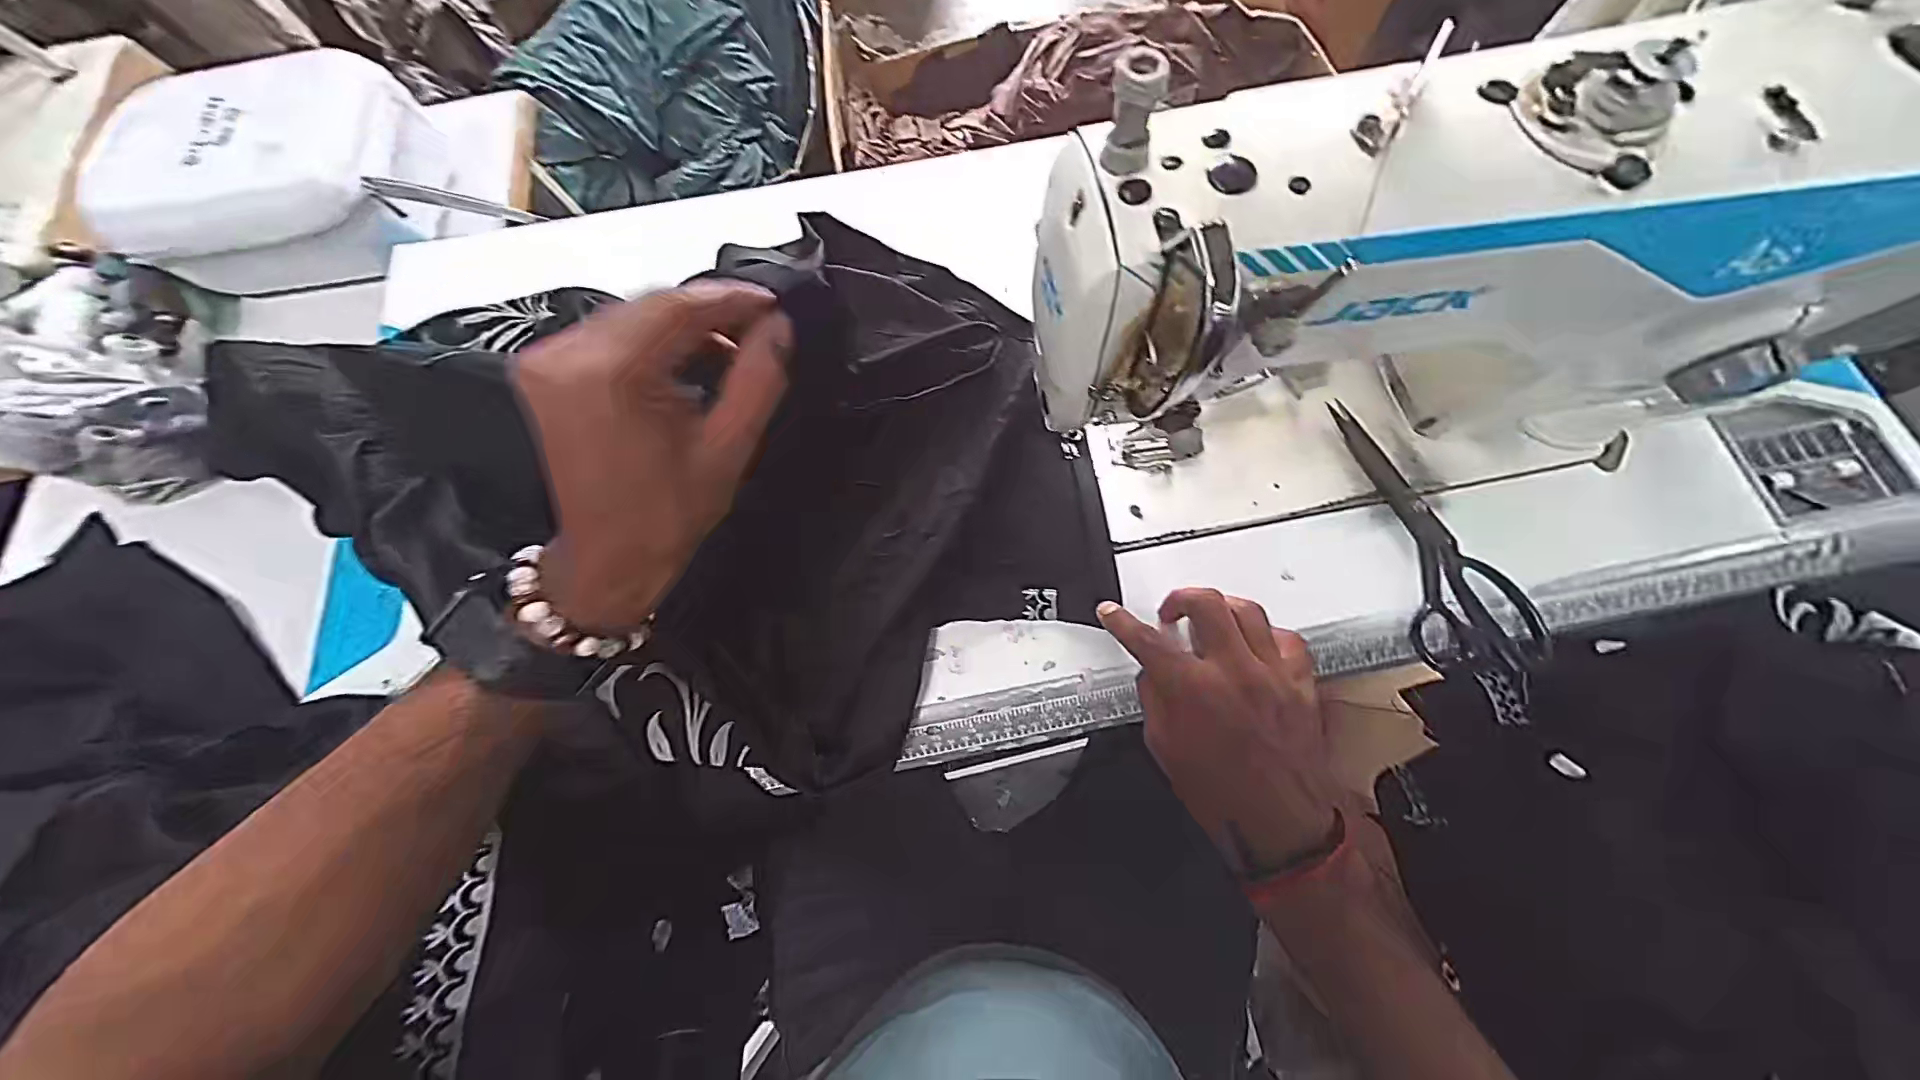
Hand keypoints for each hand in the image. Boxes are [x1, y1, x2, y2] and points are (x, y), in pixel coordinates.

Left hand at [513, 282, 792, 629]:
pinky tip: (689, 361)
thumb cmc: (663, 516)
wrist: (610, 556)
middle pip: (653, 304)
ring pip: (632, 315)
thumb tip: (778, 330)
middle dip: (710, 311)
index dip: (732, 298)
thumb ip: (759, 378)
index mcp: (610, 374)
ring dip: (684, 326)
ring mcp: (550, 363)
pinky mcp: (548, 373)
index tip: (769, 303)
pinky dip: (655, 341)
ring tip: (730, 350)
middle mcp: (566, 358)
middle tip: (758, 326)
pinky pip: (612, 335)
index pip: (679, 306)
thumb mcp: (729, 446)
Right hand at [1098, 589, 1339, 871]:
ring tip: (1210, 621)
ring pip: (1247, 610)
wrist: (1281, 823)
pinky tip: (1254, 644)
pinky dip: (1265, 634)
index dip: (1121, 621)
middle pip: (1205, 603)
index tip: (1113, 613)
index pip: (1147, 639)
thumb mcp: (1165, 748)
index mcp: (1193, 690)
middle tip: (1170, 612)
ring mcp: (1271, 675)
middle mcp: (1234, 673)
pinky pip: (1286, 638)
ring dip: (1220, 609)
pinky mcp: (1300, 684)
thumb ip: (1155, 701)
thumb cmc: (1225, 797)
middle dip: (1179, 599)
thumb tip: (1151, 674)